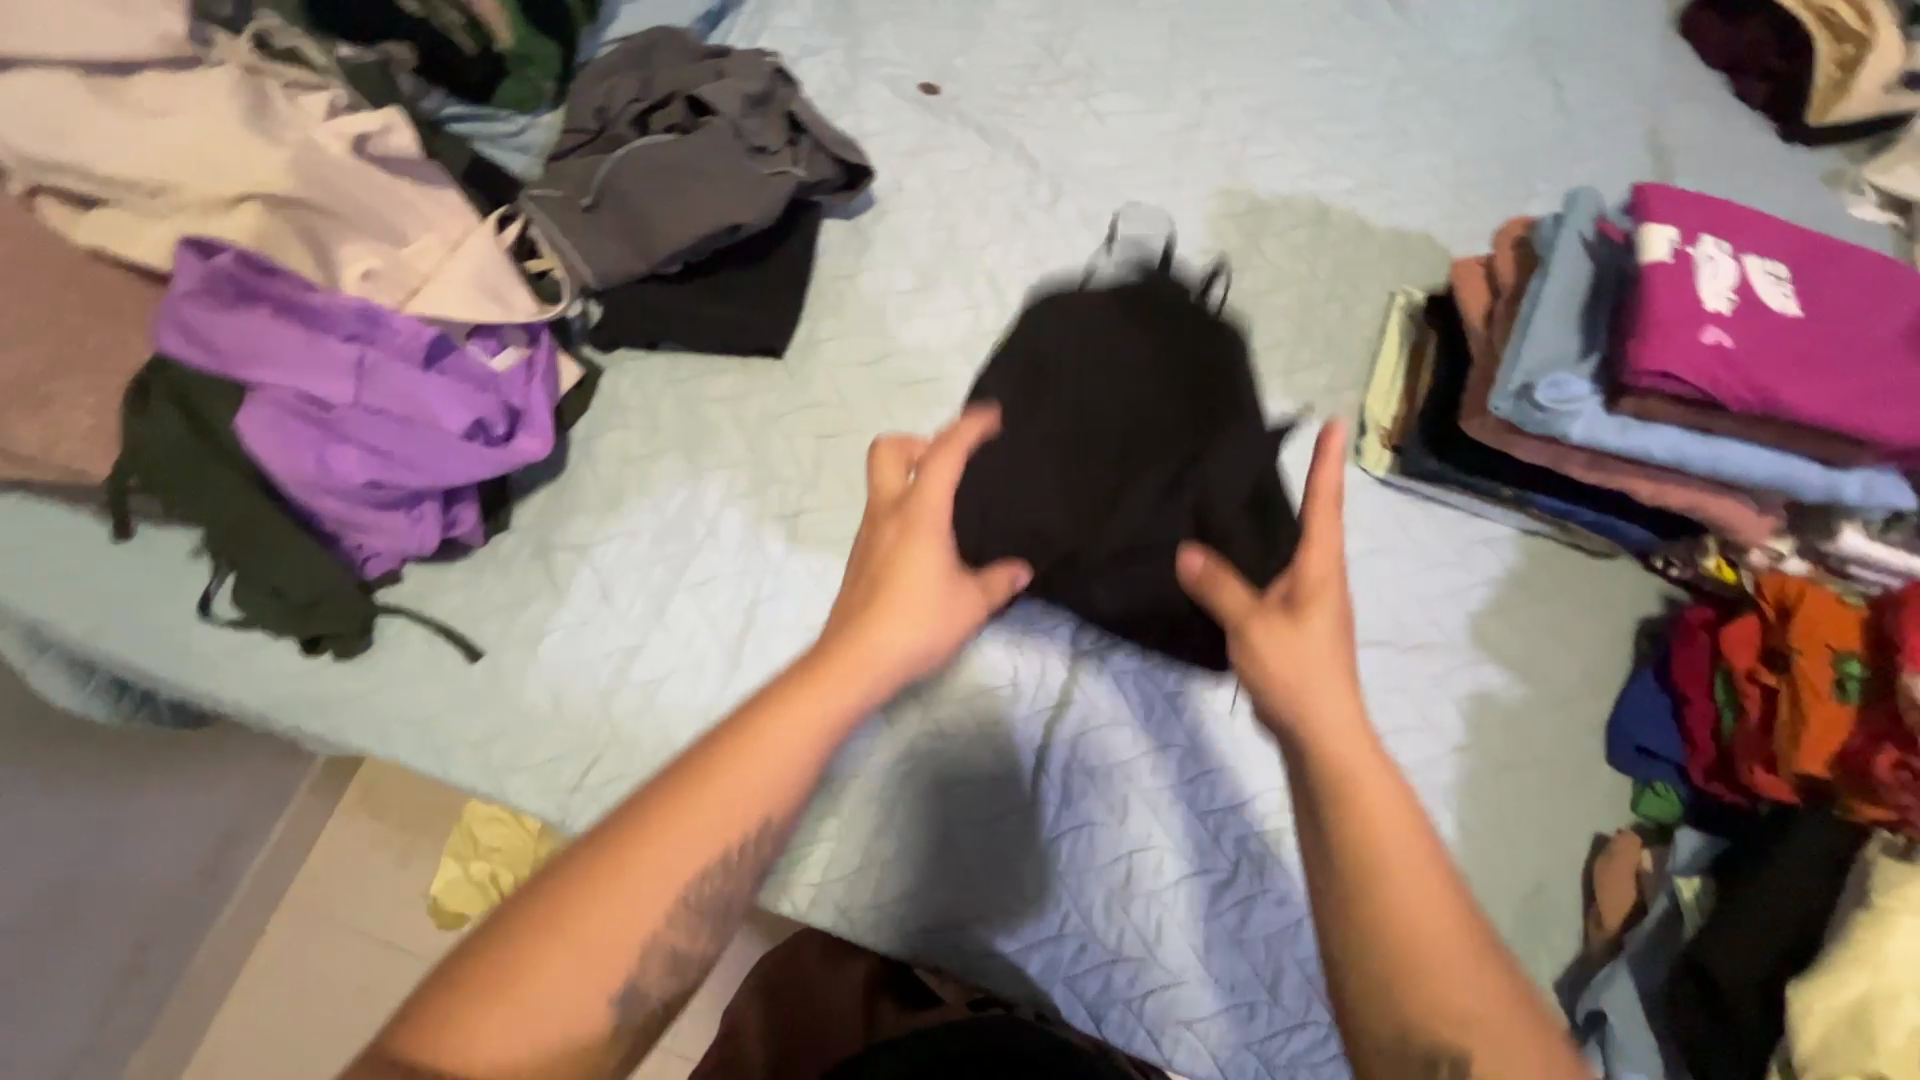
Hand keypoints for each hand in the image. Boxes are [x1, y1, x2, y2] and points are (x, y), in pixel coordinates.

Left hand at [817, 405, 1033, 690]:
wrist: (855, 660)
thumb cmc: (918, 623)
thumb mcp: (971, 605)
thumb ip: (998, 582)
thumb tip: (1020, 571)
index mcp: (919, 512)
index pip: (944, 452)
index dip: (969, 427)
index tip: (991, 415)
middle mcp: (887, 512)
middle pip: (889, 449)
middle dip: (920, 443)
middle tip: (950, 466)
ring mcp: (867, 534)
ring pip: (882, 482)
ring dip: (912, 479)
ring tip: (947, 507)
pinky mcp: (860, 557)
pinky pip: (881, 513)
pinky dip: (904, 510)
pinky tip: (928, 545)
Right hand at [1175, 419, 1365, 741]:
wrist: (1320, 732)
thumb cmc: (1297, 670)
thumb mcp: (1252, 625)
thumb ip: (1219, 587)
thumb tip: (1185, 551)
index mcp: (1321, 570)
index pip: (1326, 505)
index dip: (1329, 464)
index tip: (1338, 424)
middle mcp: (1321, 580)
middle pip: (1316, 524)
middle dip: (1309, 487)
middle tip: (1285, 453)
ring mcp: (1310, 606)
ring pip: (1294, 554)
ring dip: (1282, 526)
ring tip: (1250, 501)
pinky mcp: (1295, 628)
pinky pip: (1275, 582)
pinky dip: (1259, 564)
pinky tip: (1234, 567)